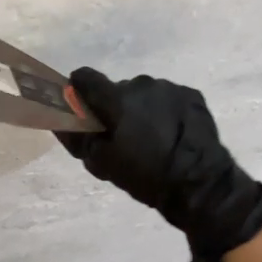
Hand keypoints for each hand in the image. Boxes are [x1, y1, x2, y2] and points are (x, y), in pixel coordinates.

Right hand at [56, 68, 261, 261]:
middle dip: (116, 107)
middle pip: (117, 89)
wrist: (200, 185)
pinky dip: (166, 112)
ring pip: (145, 94)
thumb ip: (77, 138)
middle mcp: (141, 84)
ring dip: (143, 109)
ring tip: (153, 138)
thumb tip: (60, 121)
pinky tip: (173, 135)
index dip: (79, 89)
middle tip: (123, 135)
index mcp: (116, 98)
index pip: (85, 77)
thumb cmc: (146, 176)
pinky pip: (169, 99)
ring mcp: (170, 88)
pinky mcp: (192, 94)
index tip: (81, 105)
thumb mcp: (102, 164)